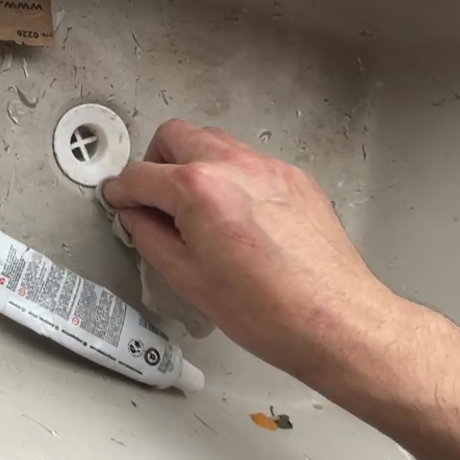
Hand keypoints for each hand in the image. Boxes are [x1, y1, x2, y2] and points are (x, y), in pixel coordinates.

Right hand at [102, 118, 402, 383]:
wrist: (339, 324)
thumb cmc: (270, 310)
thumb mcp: (187, 278)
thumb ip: (150, 237)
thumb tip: (139, 219)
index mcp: (197, 189)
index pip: (139, 175)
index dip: (121, 191)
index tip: (120, 200)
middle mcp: (231, 166)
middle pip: (173, 135)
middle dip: (154, 161)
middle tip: (153, 194)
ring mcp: (267, 167)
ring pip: (212, 139)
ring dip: (192, 161)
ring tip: (193, 201)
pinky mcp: (294, 178)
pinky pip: (247, 160)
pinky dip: (230, 175)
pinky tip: (234, 213)